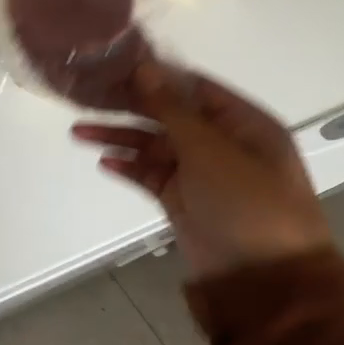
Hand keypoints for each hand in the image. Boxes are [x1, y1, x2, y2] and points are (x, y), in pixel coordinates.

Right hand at [72, 60, 330, 279]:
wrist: (264, 279)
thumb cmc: (248, 203)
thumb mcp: (210, 149)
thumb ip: (171, 108)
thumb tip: (143, 67)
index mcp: (244, 125)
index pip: (194, 87)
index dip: (155, 76)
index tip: (113, 65)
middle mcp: (224, 144)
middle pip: (167, 115)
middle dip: (128, 107)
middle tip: (85, 97)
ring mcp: (202, 173)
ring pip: (152, 144)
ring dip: (118, 138)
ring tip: (79, 134)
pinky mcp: (183, 198)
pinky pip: (149, 174)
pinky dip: (128, 167)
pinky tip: (104, 163)